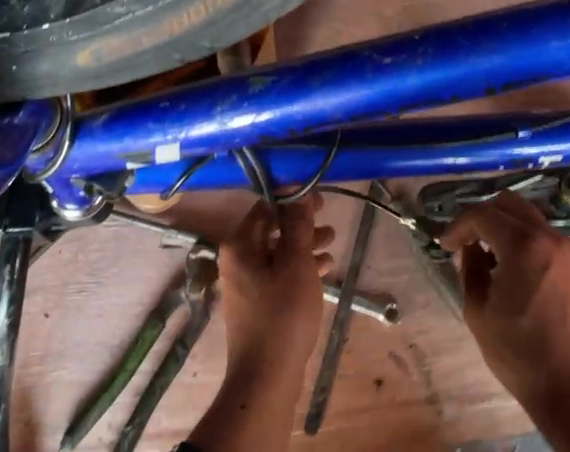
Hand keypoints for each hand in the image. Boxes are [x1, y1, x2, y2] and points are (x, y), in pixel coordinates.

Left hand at [214, 195, 335, 376]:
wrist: (265, 377)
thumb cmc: (282, 315)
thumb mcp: (296, 264)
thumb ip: (297, 225)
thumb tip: (297, 192)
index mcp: (240, 244)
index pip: (266, 205)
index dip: (292, 198)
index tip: (321, 198)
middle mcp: (237, 258)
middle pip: (271, 227)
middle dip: (301, 221)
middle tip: (329, 217)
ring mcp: (245, 281)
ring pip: (277, 250)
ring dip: (303, 243)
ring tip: (332, 241)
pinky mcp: (256, 302)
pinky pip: (278, 272)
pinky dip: (299, 266)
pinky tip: (324, 269)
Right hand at [439, 192, 569, 404]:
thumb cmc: (519, 353)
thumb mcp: (478, 311)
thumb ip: (470, 268)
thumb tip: (470, 248)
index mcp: (523, 245)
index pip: (482, 215)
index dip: (459, 226)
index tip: (445, 245)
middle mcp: (551, 238)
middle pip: (509, 204)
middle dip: (482, 217)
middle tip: (466, 241)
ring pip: (531, 219)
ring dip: (506, 227)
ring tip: (491, 256)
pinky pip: (548, 240)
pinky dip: (527, 242)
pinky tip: (517, 270)